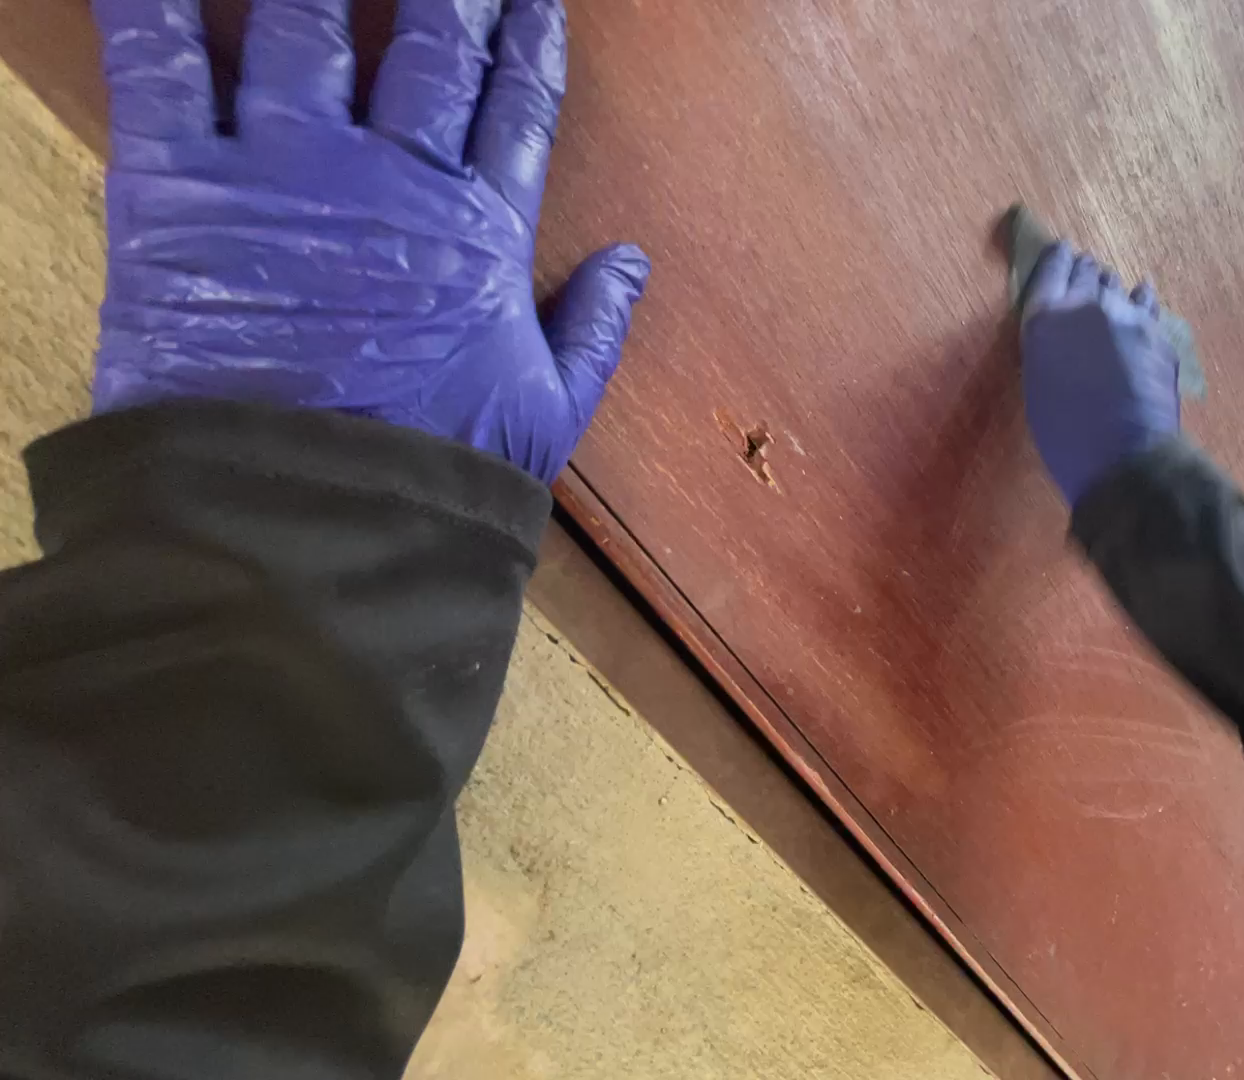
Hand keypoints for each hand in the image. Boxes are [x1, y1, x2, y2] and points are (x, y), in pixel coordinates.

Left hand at [90, 0, 647, 483]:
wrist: (321, 497)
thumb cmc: (447, 454)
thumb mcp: (554, 405)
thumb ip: (597, 325)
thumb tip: (633, 259)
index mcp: (485, 234)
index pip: (518, 113)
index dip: (530, 48)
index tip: (536, 3)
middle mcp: (396, 182)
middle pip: (428, 52)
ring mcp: (290, 172)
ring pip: (305, 30)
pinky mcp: (183, 185)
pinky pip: (159, 60)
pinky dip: (158, 0)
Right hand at [1020, 244, 1180, 506]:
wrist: (1124, 457)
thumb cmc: (1064, 436)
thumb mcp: (1039, 387)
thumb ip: (1048, 349)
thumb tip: (1062, 337)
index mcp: (1047, 319)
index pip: (1051, 270)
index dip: (1056, 260)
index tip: (1060, 253)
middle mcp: (1087, 306)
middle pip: (1088, 274)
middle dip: (1084, 275)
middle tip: (1083, 275)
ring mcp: (1129, 317)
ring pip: (1119, 288)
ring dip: (1111, 290)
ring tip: (1109, 292)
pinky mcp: (1159, 335)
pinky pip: (1148, 307)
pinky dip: (1141, 303)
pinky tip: (1141, 298)